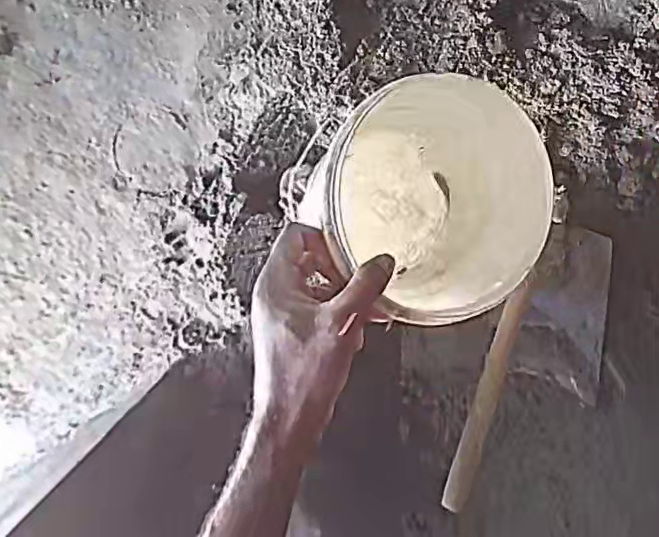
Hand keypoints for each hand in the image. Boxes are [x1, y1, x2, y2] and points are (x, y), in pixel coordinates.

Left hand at [249, 223, 393, 445]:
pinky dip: (343, 310)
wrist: (291, 425)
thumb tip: (382, 261)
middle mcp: (276, 295)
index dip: (324, 236)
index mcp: (276, 284)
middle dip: (342, 267)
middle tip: (362, 277)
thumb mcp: (342, 321)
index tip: (347, 247)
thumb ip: (365, 285)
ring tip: (368, 304)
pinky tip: (360, 326)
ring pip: (320, 283)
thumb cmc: (303, 377)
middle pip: (311, 257)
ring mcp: (285, 314)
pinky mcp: (296, 332)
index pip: (296, 234)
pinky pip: (322, 305)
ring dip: (347, 291)